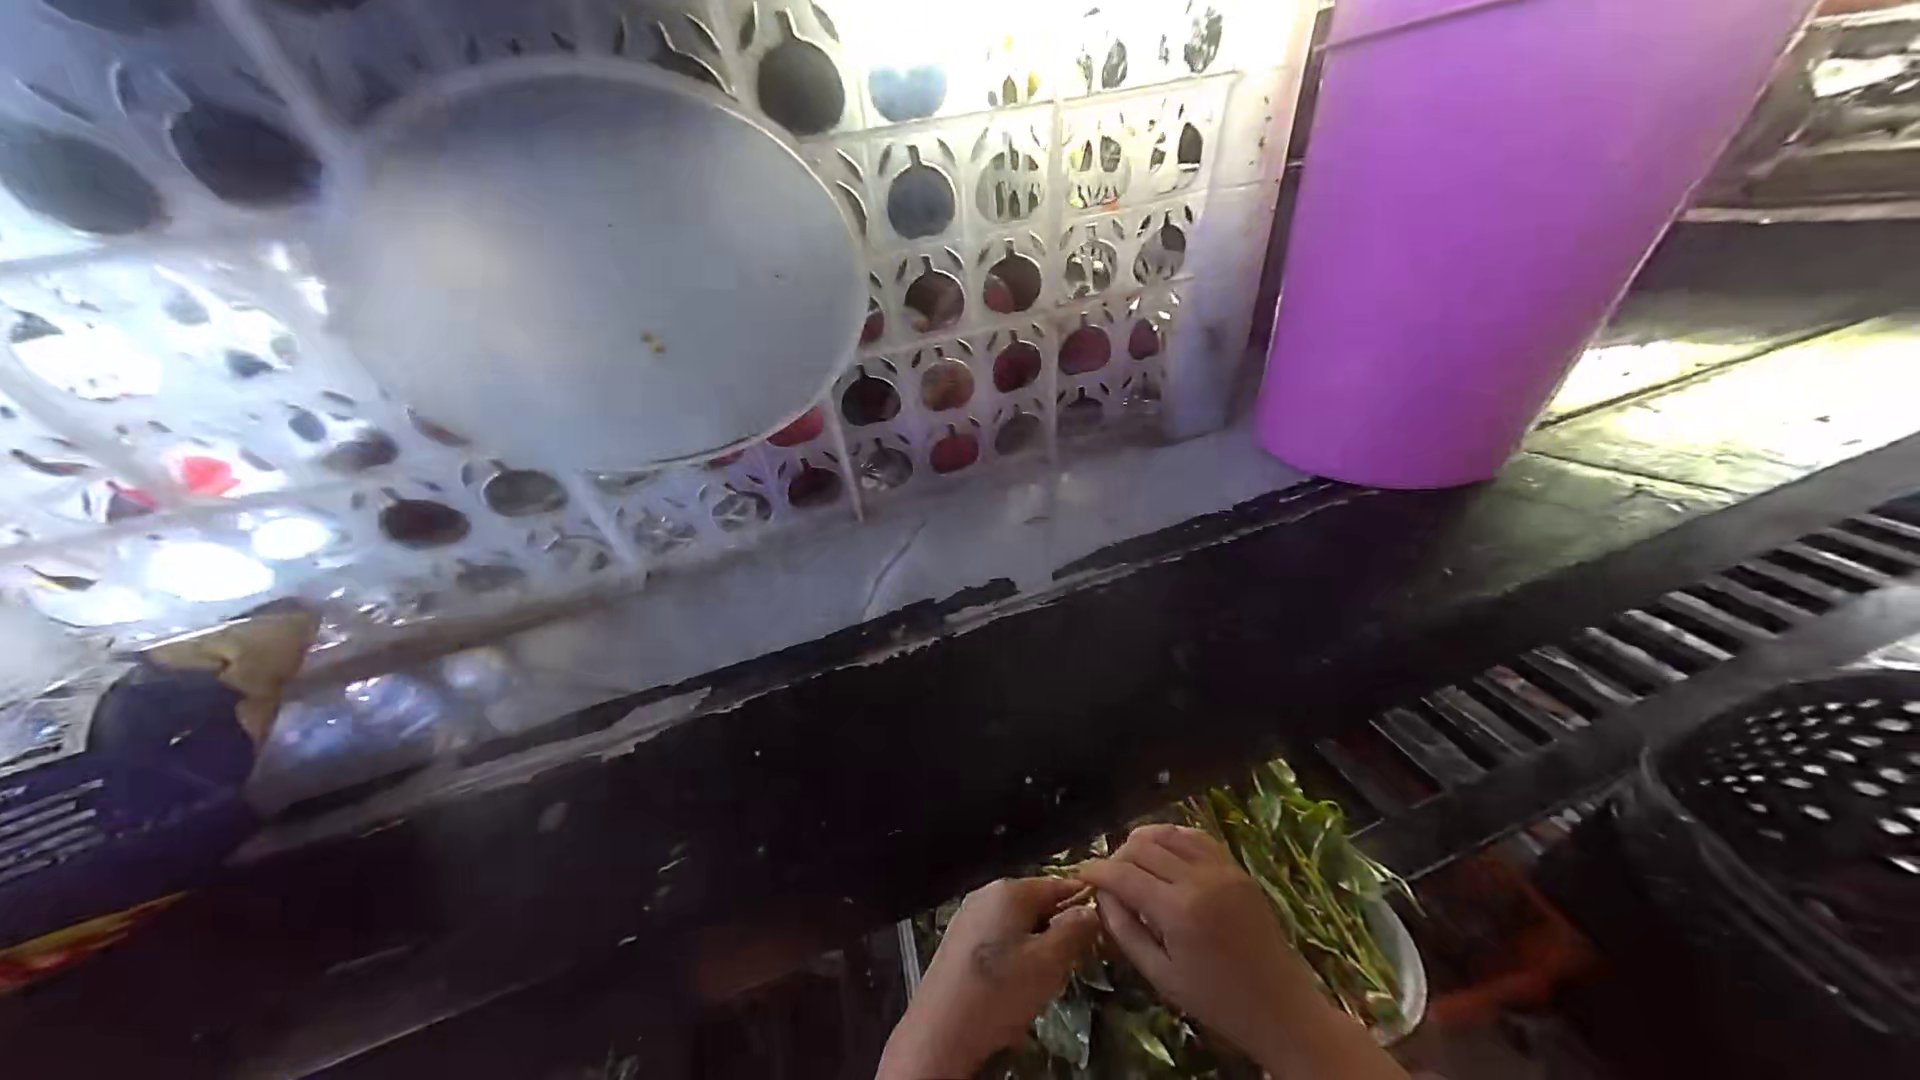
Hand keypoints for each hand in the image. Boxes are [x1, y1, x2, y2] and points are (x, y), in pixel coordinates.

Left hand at [877, 877, 1100, 1079]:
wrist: (939, 1032)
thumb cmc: (999, 992)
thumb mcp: (1049, 963)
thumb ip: (1075, 930)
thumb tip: (1090, 909)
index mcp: (1009, 890)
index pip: (1059, 884)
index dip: (1081, 907)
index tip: (1097, 935)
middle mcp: (987, 893)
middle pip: (1037, 905)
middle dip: (1055, 934)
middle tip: (1063, 968)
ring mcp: (969, 916)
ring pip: (1018, 926)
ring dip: (1035, 950)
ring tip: (1036, 984)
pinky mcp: (958, 941)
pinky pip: (998, 940)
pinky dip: (1011, 960)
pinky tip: (1009, 990)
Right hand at [1076, 825, 1406, 1079]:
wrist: (1282, 1009)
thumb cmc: (1217, 1002)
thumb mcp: (1161, 976)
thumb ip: (1124, 931)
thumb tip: (1102, 896)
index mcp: (1178, 912)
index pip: (1122, 874)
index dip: (1096, 870)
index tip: (1082, 873)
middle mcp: (1198, 880)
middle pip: (1140, 847)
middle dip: (1116, 856)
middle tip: (1108, 876)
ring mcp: (1221, 869)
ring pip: (1166, 833)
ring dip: (1141, 841)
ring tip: (1131, 861)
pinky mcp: (1236, 867)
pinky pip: (1195, 836)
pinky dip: (1171, 837)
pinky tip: (1162, 851)